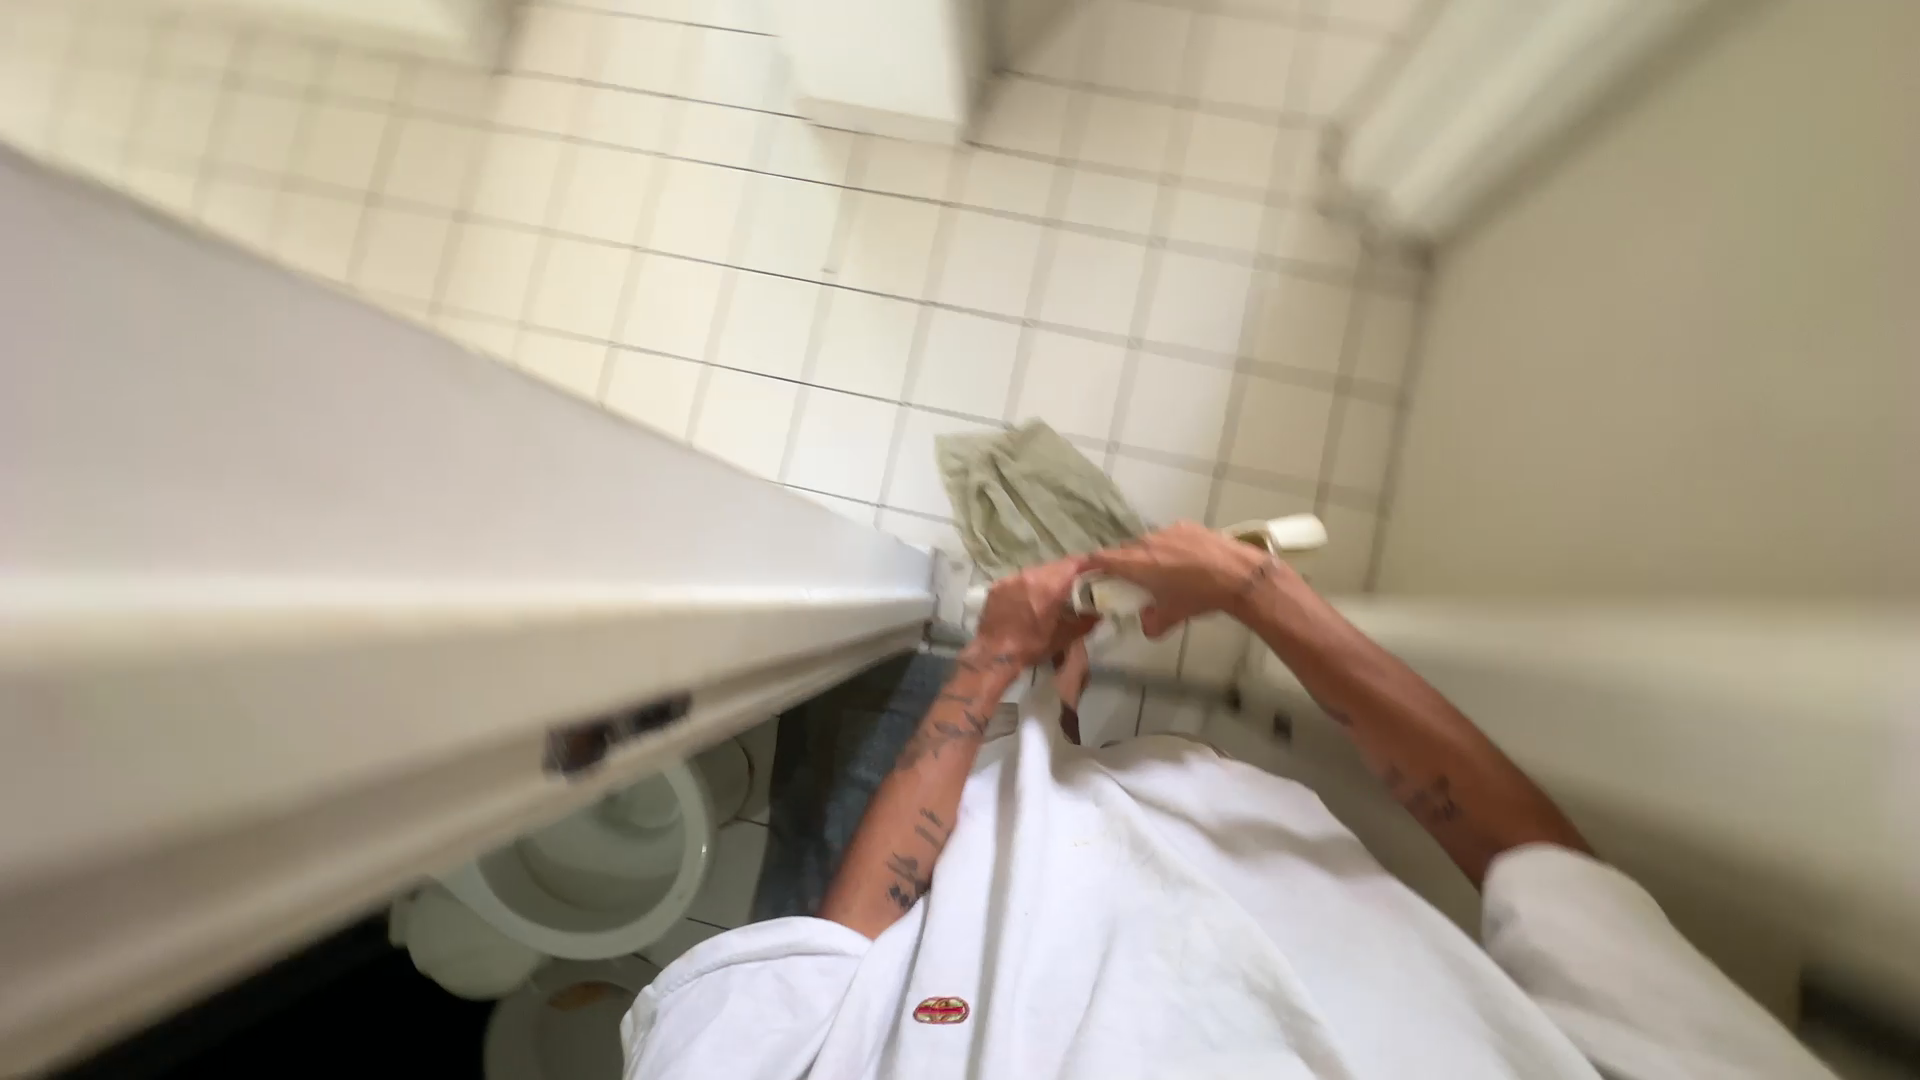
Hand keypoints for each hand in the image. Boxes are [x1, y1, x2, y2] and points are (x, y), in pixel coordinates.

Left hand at [966, 557, 1098, 673]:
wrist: (994, 654)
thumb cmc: (1031, 646)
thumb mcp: (1062, 638)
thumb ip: (1084, 623)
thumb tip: (1098, 615)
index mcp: (1050, 587)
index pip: (1073, 564)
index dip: (1087, 562)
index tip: (1096, 564)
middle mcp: (1030, 576)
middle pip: (1055, 566)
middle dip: (1067, 571)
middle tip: (1075, 581)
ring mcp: (1011, 579)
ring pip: (1035, 571)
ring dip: (1046, 578)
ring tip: (1051, 591)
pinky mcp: (997, 585)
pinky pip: (1018, 579)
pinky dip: (1027, 585)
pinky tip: (1029, 597)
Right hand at [1085, 522, 1286, 636]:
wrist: (1238, 574)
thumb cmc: (1199, 596)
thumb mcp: (1173, 616)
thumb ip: (1153, 623)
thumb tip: (1146, 626)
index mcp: (1136, 564)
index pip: (1100, 558)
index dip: (1091, 565)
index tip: (1090, 574)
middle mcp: (1146, 543)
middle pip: (1124, 551)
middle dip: (1124, 564)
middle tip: (1133, 580)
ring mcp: (1167, 531)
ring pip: (1147, 542)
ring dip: (1148, 555)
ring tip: (1165, 571)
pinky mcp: (1186, 526)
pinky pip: (1168, 537)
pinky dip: (1169, 548)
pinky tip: (1187, 561)